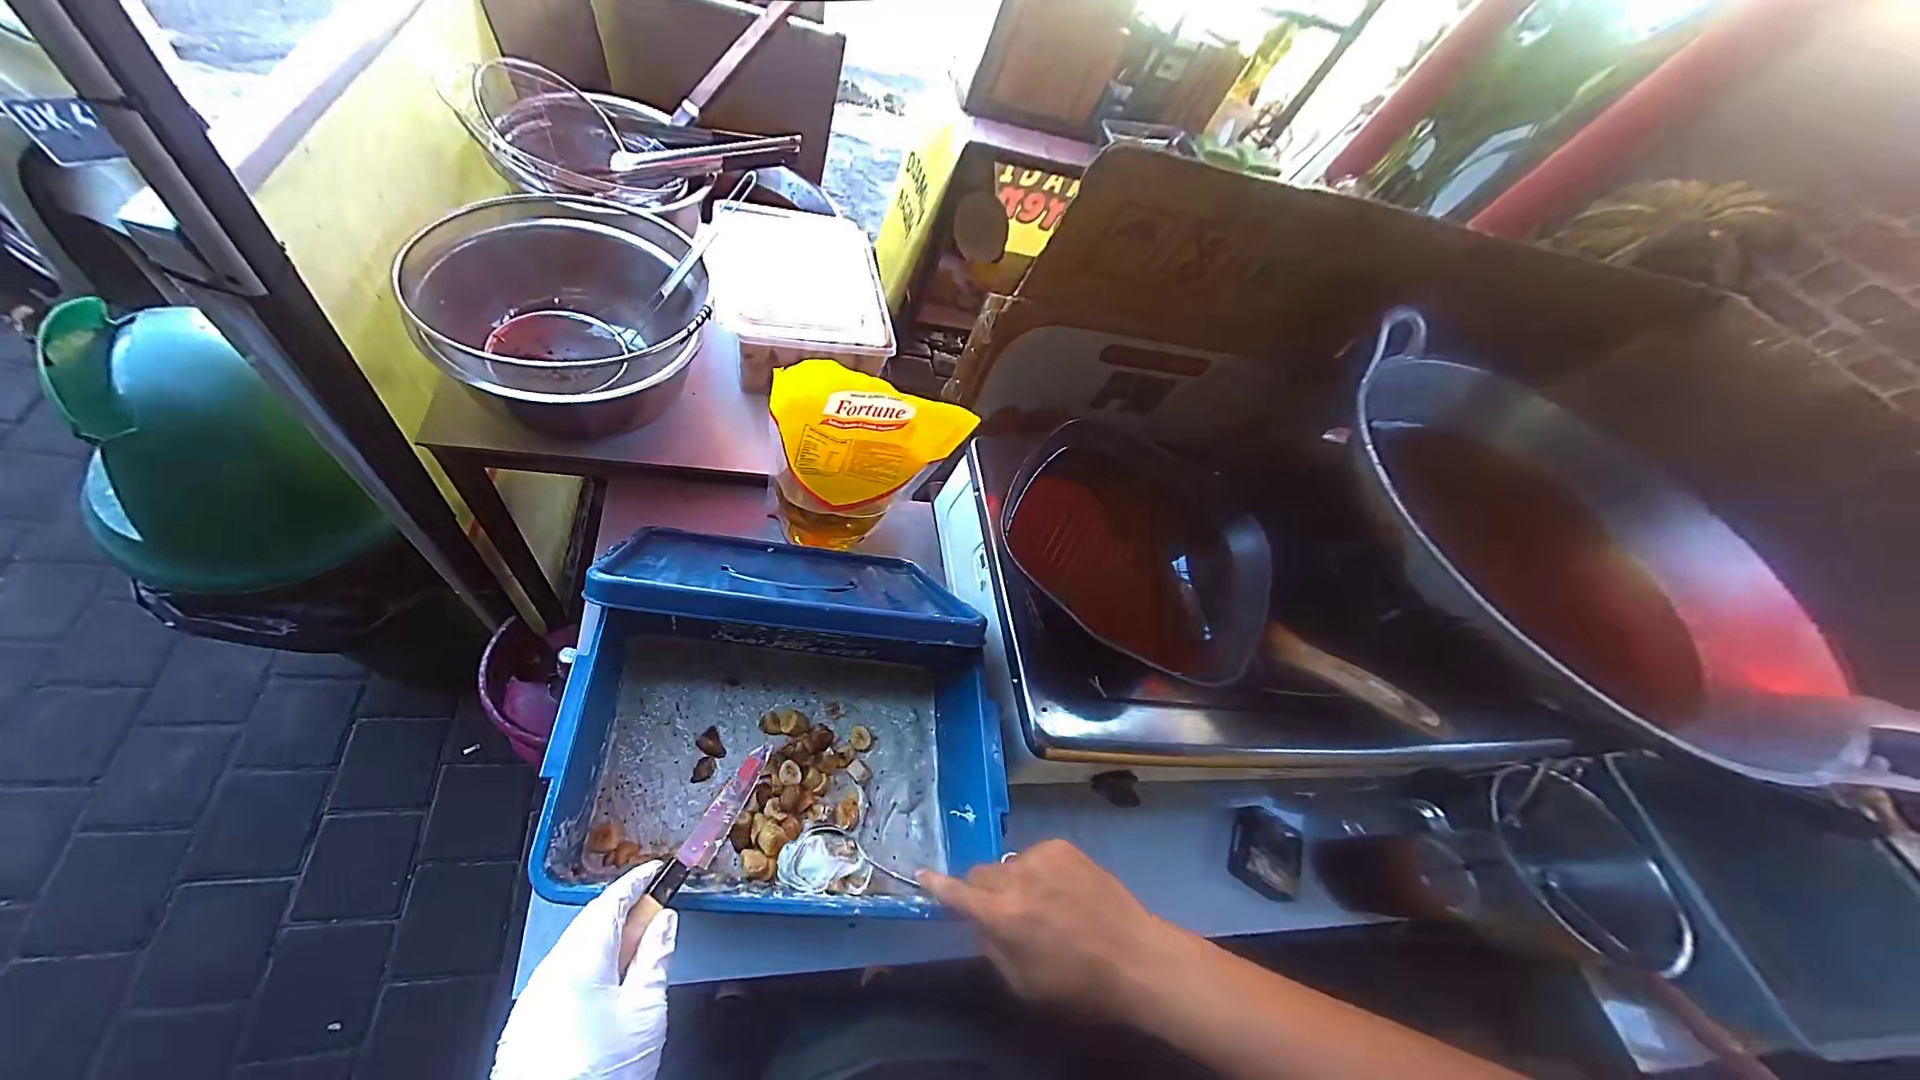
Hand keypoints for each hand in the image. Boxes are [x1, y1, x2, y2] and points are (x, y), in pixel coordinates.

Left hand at [494, 862, 675, 1079]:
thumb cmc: (601, 1073)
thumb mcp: (646, 1009)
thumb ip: (656, 956)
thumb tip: (665, 922)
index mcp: (580, 960)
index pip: (610, 901)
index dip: (637, 880)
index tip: (657, 868)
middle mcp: (549, 972)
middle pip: (591, 923)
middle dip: (626, 910)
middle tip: (658, 910)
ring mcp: (533, 999)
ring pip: (575, 949)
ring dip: (609, 938)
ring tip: (639, 951)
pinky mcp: (526, 1024)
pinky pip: (562, 974)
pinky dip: (590, 963)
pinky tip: (609, 983)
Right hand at [918, 839, 1183, 1020]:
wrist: (1134, 955)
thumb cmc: (1078, 983)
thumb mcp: (1024, 984)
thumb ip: (991, 949)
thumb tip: (976, 923)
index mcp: (1001, 916)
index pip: (957, 894)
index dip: (937, 886)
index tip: (922, 875)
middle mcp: (1015, 879)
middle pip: (981, 874)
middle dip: (985, 891)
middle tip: (1006, 911)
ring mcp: (1040, 856)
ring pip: (1010, 865)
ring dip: (1016, 881)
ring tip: (1047, 903)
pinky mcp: (1062, 846)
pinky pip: (1037, 855)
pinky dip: (1042, 870)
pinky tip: (1065, 889)